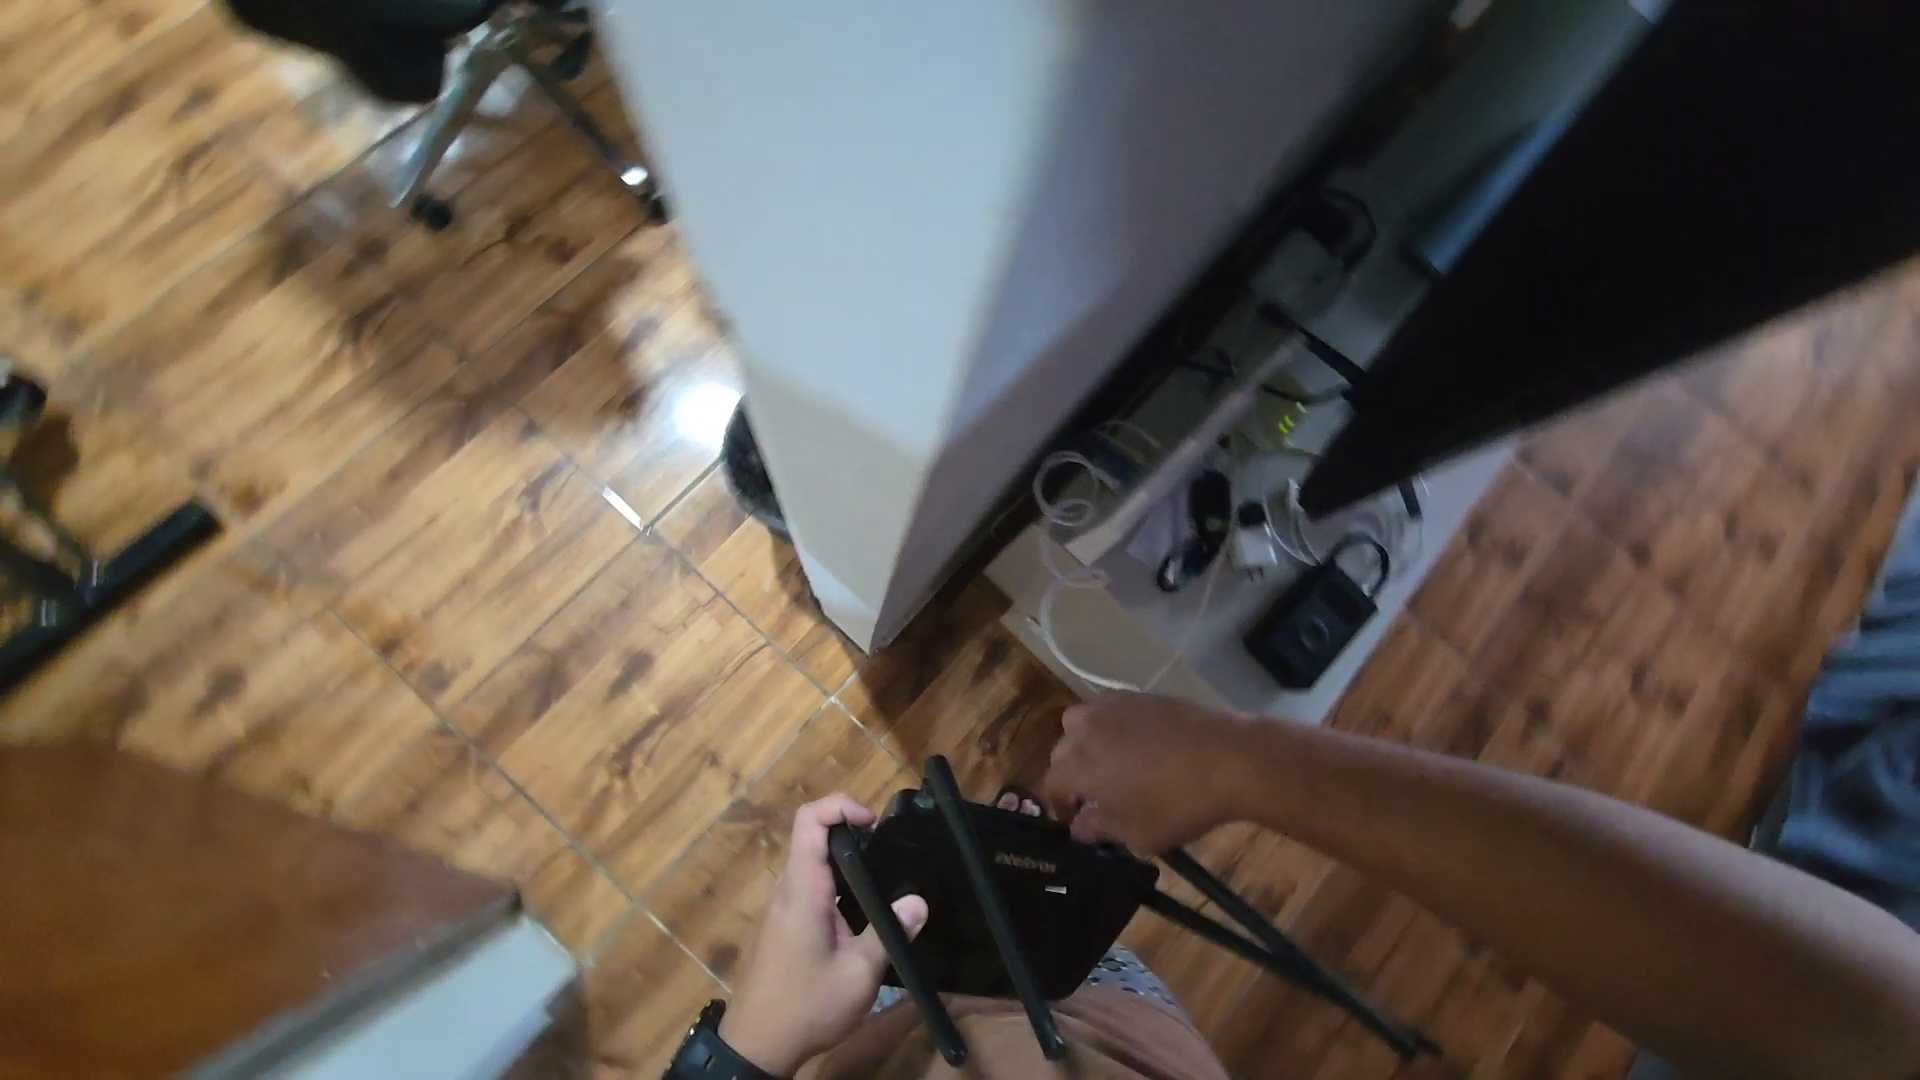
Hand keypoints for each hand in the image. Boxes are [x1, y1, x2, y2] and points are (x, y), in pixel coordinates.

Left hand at [719, 795, 928, 1076]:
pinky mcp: (784, 922)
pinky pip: (811, 884)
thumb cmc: (805, 1007)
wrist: (755, 1047)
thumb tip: (919, 902)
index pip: (809, 819)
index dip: (840, 805)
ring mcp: (783, 905)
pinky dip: (837, 883)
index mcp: (803, 889)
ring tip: (881, 882)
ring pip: (813, 861)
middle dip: (851, 832)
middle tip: (887, 852)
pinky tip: (860, 912)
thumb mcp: (858, 975)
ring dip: (845, 859)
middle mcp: (789, 888)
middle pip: (813, 835)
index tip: (872, 824)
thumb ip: (889, 933)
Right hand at [1043, 693, 1256, 854]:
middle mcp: (1086, 730)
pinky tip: (1138, 743)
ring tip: (1110, 761)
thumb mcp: (1138, 834)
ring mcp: (1112, 707)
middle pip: (1062, 750)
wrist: (1228, 758)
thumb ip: (1101, 829)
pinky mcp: (1139, 696)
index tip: (1074, 819)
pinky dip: (1113, 726)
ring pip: (1082, 722)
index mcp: (1079, 766)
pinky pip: (1111, 710)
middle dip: (1071, 772)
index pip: (1051, 783)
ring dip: (1086, 742)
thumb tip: (1080, 826)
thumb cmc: (1178, 804)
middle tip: (1094, 793)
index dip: (1058, 804)